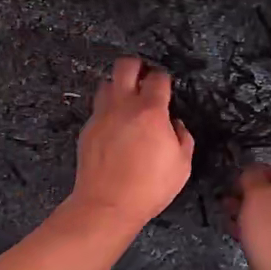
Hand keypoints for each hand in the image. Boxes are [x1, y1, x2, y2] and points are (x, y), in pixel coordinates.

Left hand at [67, 56, 193, 228]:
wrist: (107, 204)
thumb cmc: (149, 186)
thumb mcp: (182, 165)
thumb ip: (182, 137)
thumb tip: (175, 124)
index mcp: (150, 111)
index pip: (158, 77)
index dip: (164, 78)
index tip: (166, 86)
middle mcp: (123, 106)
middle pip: (125, 66)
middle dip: (137, 65)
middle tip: (144, 77)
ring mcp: (102, 115)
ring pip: (106, 83)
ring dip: (118, 86)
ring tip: (127, 99)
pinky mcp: (88, 128)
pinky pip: (98, 108)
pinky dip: (107, 109)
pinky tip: (115, 124)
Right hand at [227, 164, 270, 269]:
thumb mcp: (258, 194)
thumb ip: (252, 177)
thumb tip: (250, 171)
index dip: (258, 172)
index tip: (239, 175)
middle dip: (250, 195)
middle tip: (231, 195)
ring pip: (269, 220)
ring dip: (248, 215)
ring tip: (229, 214)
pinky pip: (267, 238)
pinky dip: (252, 233)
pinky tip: (237, 234)